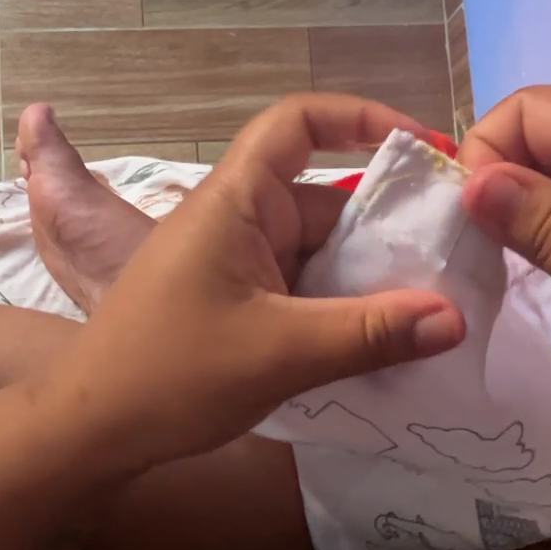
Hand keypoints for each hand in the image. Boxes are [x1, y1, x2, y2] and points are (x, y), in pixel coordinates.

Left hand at [33, 95, 466, 469]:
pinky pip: (307, 289)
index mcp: (236, 202)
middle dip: (388, 226)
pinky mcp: (242, 302)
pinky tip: (389, 338)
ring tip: (439, 306)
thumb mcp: (277, 353)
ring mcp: (241, 263)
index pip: (297, 124)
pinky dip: (345, 307)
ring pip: (322, 251)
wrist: (92, 431)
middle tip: (458, 257)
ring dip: (371, 276)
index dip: (360, 118)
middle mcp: (241, 221)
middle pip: (327, 201)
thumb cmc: (168, 374)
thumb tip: (455, 318)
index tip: (421, 146)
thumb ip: (369, 334)